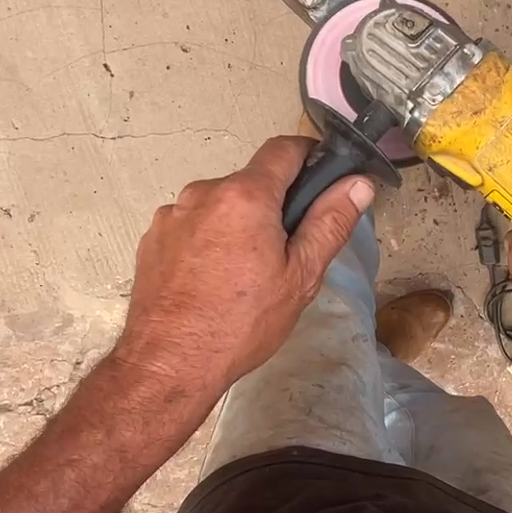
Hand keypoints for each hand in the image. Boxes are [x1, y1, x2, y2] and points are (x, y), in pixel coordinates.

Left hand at [111, 137, 373, 401]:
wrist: (169, 363)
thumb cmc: (241, 323)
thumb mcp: (300, 276)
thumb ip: (330, 222)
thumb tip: (358, 184)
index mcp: (246, 196)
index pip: (284, 149)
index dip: (309, 155)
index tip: (323, 177)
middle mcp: (204, 193)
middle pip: (251, 182)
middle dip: (273, 205)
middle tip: (287, 251)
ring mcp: (172, 214)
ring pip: (221, 206)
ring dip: (239, 225)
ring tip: (246, 274)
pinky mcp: (153, 238)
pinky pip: (193, 226)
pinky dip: (209, 241)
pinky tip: (214, 281)